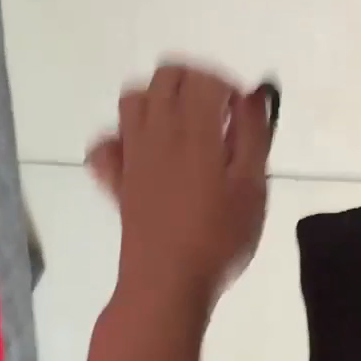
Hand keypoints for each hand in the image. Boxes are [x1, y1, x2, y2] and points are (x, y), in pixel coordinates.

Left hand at [88, 65, 274, 311]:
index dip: (229, 87)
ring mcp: (130, 154)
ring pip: (134, 99)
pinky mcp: (115, 181)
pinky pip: (106, 145)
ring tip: (186, 128)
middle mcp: (156, 130)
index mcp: (194, 127)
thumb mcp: (252, 186)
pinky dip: (122, 139)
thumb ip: (253, 135)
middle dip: (195, 82)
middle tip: (219, 115)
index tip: (244, 114)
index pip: (205, 78)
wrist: (168, 283)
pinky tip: (145, 156)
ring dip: (160, 101)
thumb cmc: (220, 237)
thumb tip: (252, 95)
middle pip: (166, 76)